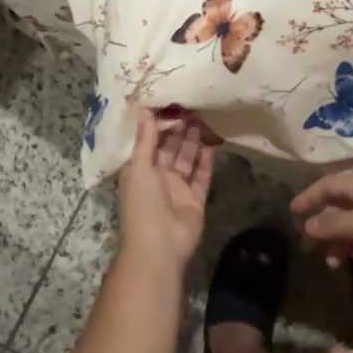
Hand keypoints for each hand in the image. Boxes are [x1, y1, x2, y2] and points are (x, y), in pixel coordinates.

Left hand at [117, 107, 217, 270]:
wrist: (159, 248)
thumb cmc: (143, 204)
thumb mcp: (140, 167)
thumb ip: (146, 139)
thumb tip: (143, 108)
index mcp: (140, 170)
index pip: (149, 142)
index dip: (159, 125)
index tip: (171, 104)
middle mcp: (158, 177)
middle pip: (170, 148)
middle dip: (178, 130)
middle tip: (192, 108)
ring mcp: (177, 188)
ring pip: (186, 159)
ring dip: (193, 142)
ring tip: (202, 120)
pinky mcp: (195, 199)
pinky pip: (201, 176)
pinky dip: (206, 161)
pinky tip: (212, 144)